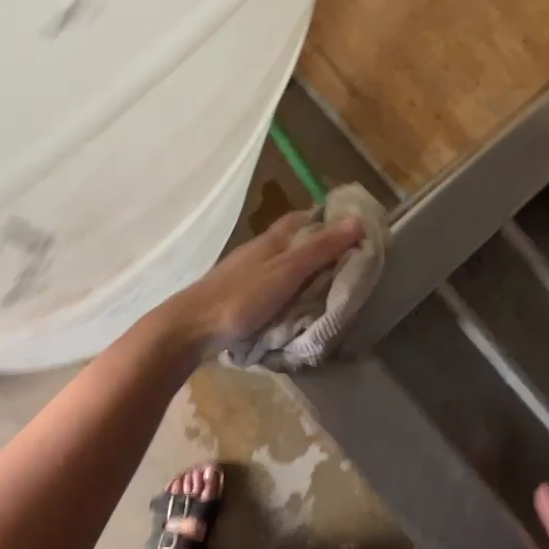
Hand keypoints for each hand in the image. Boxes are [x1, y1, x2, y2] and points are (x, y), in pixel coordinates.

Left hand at [156, 209, 363, 358]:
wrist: (191, 329)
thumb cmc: (241, 296)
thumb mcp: (286, 271)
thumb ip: (320, 249)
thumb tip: (357, 220)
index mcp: (271, 240)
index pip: (303, 219)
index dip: (327, 220)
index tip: (356, 231)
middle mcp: (259, 253)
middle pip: (294, 243)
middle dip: (320, 249)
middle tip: (351, 264)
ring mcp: (248, 276)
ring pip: (283, 267)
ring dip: (306, 273)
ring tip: (333, 288)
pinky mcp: (241, 299)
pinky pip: (274, 289)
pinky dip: (292, 293)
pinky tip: (301, 306)